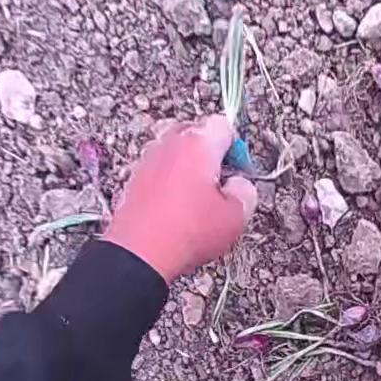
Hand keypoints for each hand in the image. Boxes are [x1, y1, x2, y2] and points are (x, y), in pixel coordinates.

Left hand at [102, 115, 257, 281]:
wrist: (140, 254)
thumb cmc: (189, 232)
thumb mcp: (235, 217)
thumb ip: (245, 192)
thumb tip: (240, 184)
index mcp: (198, 145)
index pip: (223, 125)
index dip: (237, 149)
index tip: (240, 173)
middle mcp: (170, 144)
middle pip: (197, 135)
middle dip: (212, 157)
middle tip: (222, 187)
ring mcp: (148, 161)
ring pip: (177, 154)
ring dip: (191, 171)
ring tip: (199, 203)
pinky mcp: (134, 180)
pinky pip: (160, 172)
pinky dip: (172, 184)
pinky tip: (178, 211)